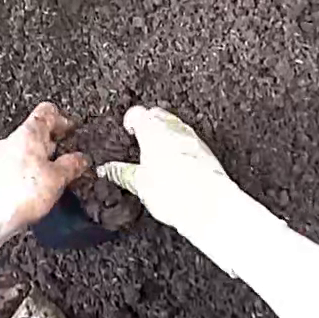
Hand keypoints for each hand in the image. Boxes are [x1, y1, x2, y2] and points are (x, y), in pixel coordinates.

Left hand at [0, 102, 90, 239]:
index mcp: (28, 133)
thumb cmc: (16, 195)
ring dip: (39, 161)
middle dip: (53, 143)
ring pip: (23, 151)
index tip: (70, 128)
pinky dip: (25, 175)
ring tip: (51, 178)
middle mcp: (11, 141)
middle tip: (66, 156)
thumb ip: (72, 165)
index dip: (62, 118)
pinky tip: (31, 191)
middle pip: (35, 132)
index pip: (47, 112)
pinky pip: (12, 168)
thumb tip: (80, 158)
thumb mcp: (57, 180)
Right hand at [97, 106, 242, 233]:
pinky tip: (176, 164)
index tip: (128, 132)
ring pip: (174, 126)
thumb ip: (121, 172)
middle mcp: (173, 127)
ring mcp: (191, 137)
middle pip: (157, 114)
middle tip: (140, 142)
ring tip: (157, 155)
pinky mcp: (205, 150)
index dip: (129, 121)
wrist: (209, 205)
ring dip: (165, 134)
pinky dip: (179, 146)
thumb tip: (108, 169)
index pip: (136, 113)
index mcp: (152, 129)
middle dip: (148, 124)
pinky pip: (188, 140)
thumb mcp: (139, 184)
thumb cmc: (173, 191)